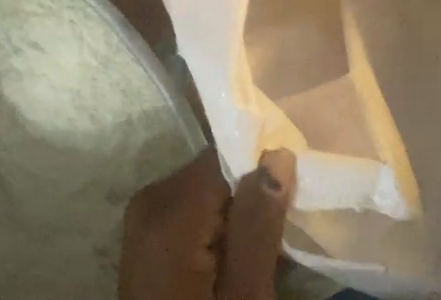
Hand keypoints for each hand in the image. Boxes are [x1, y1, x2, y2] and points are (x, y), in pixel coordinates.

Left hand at [119, 147, 295, 299]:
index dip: (262, 167)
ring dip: (236, 213)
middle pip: (213, 172)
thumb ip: (258, 226)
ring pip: (204, 191)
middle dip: (250, 194)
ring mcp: (143, 218)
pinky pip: (190, 211)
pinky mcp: (146, 237)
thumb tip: (278, 155)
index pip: (225, 155)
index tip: (296, 190)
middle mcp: (151, 199)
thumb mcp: (244, 299)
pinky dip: (216, 227)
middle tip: (285, 227)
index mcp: (170, 209)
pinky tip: (236, 257)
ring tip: (265, 247)